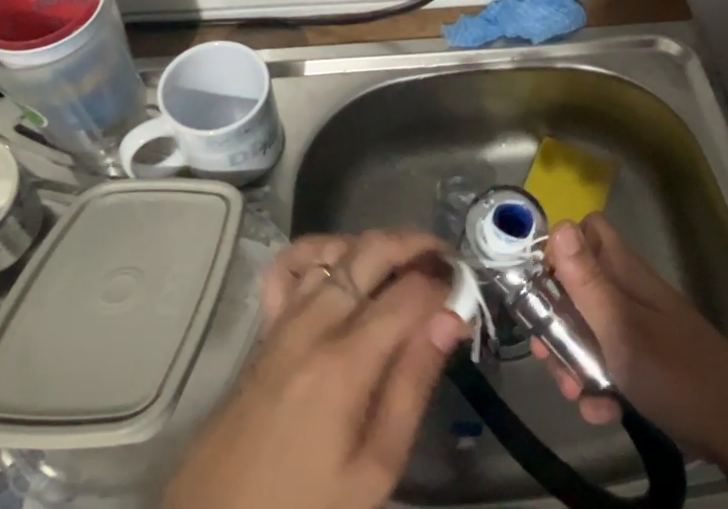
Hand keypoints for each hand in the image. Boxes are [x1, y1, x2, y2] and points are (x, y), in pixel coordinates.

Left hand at [163, 231, 469, 508]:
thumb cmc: (307, 503)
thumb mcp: (375, 467)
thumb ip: (412, 385)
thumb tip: (449, 318)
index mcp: (343, 363)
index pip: (409, 292)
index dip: (446, 283)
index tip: (466, 295)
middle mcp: (310, 326)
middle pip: (370, 252)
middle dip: (415, 245)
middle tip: (446, 265)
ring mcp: (280, 322)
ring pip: (332, 250)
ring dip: (376, 246)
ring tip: (406, 266)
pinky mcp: (262, 332)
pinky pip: (287, 268)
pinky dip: (318, 251)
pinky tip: (342, 263)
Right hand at [534, 212, 727, 456]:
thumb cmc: (677, 374)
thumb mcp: (622, 329)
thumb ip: (588, 282)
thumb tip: (561, 225)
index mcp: (625, 273)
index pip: (586, 233)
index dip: (557, 250)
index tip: (537, 286)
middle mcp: (628, 294)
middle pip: (574, 289)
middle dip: (554, 323)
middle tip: (547, 352)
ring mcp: (635, 330)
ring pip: (584, 333)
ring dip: (572, 364)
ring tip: (577, 393)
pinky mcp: (641, 365)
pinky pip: (604, 367)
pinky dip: (598, 389)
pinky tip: (604, 411)